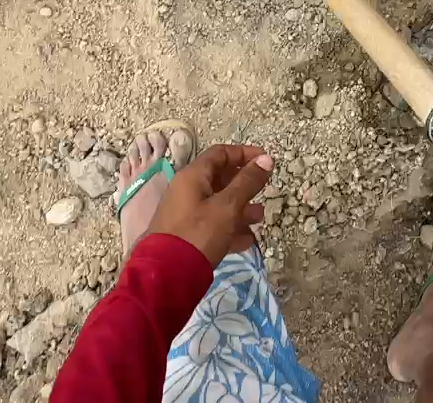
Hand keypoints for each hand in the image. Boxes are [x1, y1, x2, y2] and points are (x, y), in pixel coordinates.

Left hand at [146, 144, 274, 263]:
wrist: (165, 280)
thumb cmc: (199, 233)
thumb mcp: (228, 205)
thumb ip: (248, 182)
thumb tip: (266, 159)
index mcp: (193, 177)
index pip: (220, 154)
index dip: (244, 153)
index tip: (265, 160)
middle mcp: (187, 192)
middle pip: (220, 179)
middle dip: (245, 185)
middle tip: (263, 191)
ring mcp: (185, 216)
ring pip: (218, 204)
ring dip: (240, 209)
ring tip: (258, 218)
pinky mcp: (186, 238)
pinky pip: (212, 226)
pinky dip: (230, 229)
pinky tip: (246, 241)